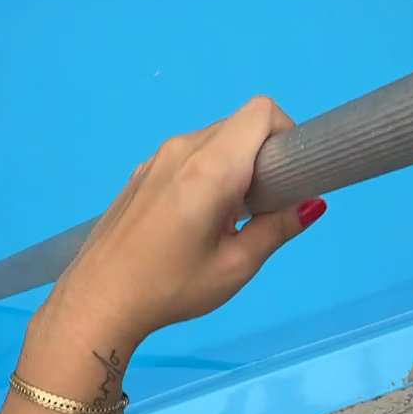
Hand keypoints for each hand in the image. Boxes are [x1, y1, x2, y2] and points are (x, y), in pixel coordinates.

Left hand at [39, 96, 325, 350]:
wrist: (99, 300)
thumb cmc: (173, 286)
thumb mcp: (238, 265)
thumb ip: (279, 228)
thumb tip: (313, 204)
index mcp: (211, 166)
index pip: (260, 112)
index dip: (286, 133)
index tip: (290, 175)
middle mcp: (182, 149)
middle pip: (238, 126)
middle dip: (263, 155)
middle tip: (263, 207)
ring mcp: (157, 158)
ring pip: (213, 141)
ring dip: (235, 166)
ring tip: (229, 219)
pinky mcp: (141, 174)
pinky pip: (188, 156)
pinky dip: (207, 173)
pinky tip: (195, 220)